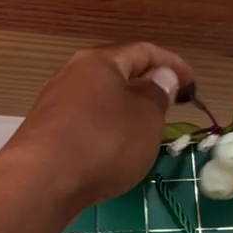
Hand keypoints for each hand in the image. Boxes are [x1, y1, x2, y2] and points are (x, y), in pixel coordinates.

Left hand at [3, 43, 194, 210]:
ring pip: (99, 99)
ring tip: (145, 131)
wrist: (40, 181)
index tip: (193, 84)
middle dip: (146, 85)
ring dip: (125, 110)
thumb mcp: (146, 118)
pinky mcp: (45, 133)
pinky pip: (85, 123)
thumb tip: (160, 76)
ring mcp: (54, 104)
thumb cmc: (103, 141)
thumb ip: (157, 94)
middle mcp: (72, 75)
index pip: (143, 51)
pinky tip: (114, 150)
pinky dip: (106, 129)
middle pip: (117, 73)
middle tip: (170, 106)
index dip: (172, 64)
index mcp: (99, 61)